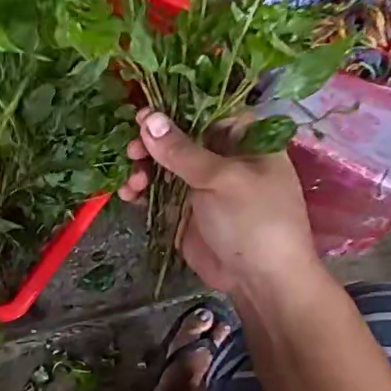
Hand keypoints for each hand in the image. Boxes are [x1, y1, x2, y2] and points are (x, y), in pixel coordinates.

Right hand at [118, 108, 318, 295]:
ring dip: (144, 168)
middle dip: (152, 142)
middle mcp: (222, 157)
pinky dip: (143, 191)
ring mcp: (202, 186)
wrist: (261, 280)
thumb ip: (182, 150)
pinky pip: (159, 193)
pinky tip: (129, 194)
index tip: (143, 113)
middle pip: (179, 138)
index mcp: (245, 139)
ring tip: (131, 180)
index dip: (174, 110)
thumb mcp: (221, 179)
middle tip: (130, 149)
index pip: (206, 111)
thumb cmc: (254, 219)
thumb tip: (148, 119)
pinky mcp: (186, 211)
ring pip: (165, 166)